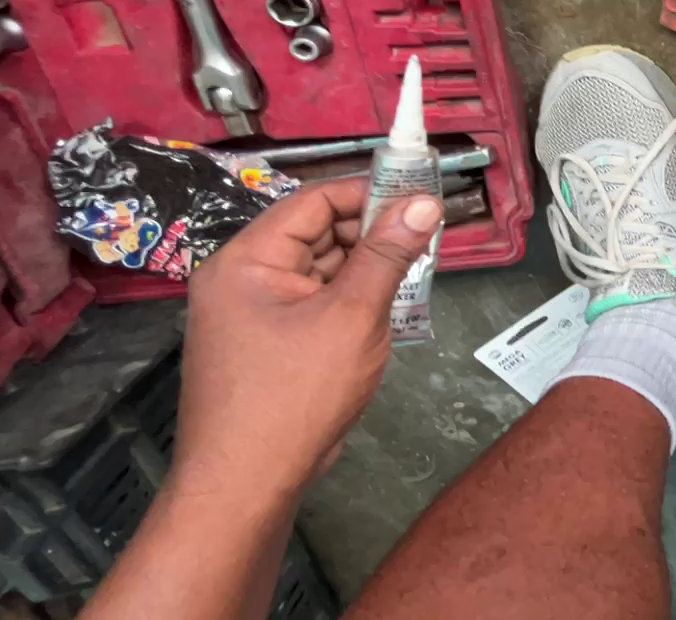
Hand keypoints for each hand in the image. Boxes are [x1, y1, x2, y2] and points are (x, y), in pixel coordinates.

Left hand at [171, 179, 442, 504]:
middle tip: (430, 236)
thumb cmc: (297, 391)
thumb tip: (424, 203)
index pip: (314, 202)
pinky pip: (324, 294)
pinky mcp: (276, 337)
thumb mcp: (354, 314)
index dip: (370, 192)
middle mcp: (246, 278)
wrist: (250, 482)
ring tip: (419, 269)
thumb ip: (389, 253)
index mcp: (247, 262)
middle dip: (377, 230)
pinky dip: (361, 291)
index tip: (424, 196)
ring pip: (327, 263)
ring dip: (374, 262)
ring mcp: (259, 310)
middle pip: (321, 230)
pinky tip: (396, 300)